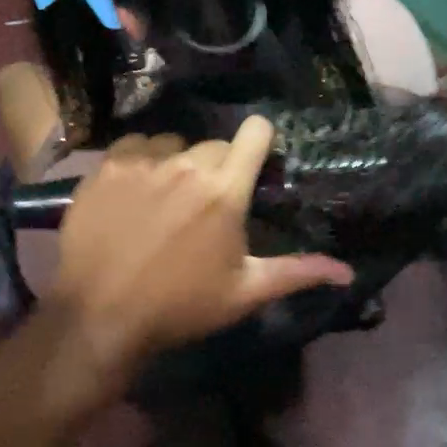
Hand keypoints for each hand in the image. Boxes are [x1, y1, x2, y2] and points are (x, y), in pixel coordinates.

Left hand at [48, 117, 354, 365]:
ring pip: (172, 142)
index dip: (260, 140)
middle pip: (213, 145)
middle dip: (217, 167)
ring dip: (176, 162)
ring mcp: (144, 160)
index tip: (256, 157)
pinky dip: (140, 160)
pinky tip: (135, 190)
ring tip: (166, 198)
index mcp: (225, 191)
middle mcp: (187, 164)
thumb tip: (346, 271)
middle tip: (206, 204)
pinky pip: (135, 145)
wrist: (100, 314)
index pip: (255, 133)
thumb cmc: (179, 307)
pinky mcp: (109, 164)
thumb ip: (296, 273)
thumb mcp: (243, 293)